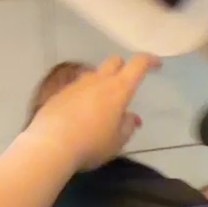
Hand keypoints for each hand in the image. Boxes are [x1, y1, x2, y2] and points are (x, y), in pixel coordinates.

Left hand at [22, 54, 156, 171]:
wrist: (50, 145)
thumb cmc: (91, 144)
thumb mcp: (116, 142)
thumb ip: (127, 127)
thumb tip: (131, 118)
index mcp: (118, 89)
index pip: (138, 64)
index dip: (149, 61)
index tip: (156, 64)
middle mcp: (98, 80)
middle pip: (115, 61)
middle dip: (124, 67)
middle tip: (126, 84)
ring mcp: (77, 84)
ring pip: (94, 74)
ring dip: (101, 82)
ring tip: (100, 104)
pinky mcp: (59, 93)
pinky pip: (77, 88)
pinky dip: (83, 95)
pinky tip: (79, 113)